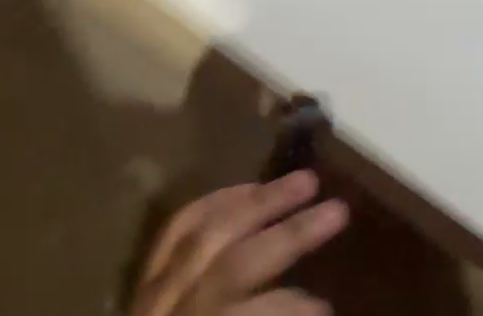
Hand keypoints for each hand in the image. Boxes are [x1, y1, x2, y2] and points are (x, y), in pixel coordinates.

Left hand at [132, 170, 350, 315]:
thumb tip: (317, 309)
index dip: (291, 308)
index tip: (328, 306)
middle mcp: (174, 314)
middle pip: (235, 266)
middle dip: (290, 235)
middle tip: (340, 210)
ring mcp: (153, 295)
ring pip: (208, 234)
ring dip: (261, 202)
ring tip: (305, 180)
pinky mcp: (143, 282)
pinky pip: (177, 229)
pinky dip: (215, 203)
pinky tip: (248, 188)